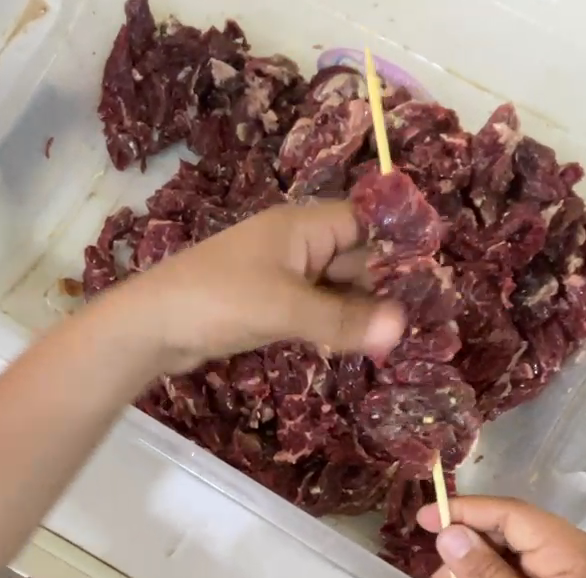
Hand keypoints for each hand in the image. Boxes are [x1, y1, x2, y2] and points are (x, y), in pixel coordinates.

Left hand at [95, 202, 405, 374]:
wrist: (150, 327)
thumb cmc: (217, 301)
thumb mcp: (284, 309)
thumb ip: (341, 320)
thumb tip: (402, 329)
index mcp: (302, 226)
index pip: (366, 223)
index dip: (399, 245)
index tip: (434, 276)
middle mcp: (294, 245)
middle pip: (353, 258)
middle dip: (383, 285)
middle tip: (425, 319)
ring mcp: (277, 276)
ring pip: (331, 289)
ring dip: (357, 312)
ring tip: (398, 339)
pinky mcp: (263, 307)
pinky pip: (309, 311)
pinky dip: (329, 326)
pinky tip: (352, 346)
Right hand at [418, 497, 585, 577]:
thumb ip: (481, 573)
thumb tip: (447, 531)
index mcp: (575, 552)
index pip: (512, 515)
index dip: (464, 512)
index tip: (419, 519)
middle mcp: (578, 556)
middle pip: (512, 534)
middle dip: (470, 550)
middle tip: (434, 577)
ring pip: (511, 559)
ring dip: (478, 576)